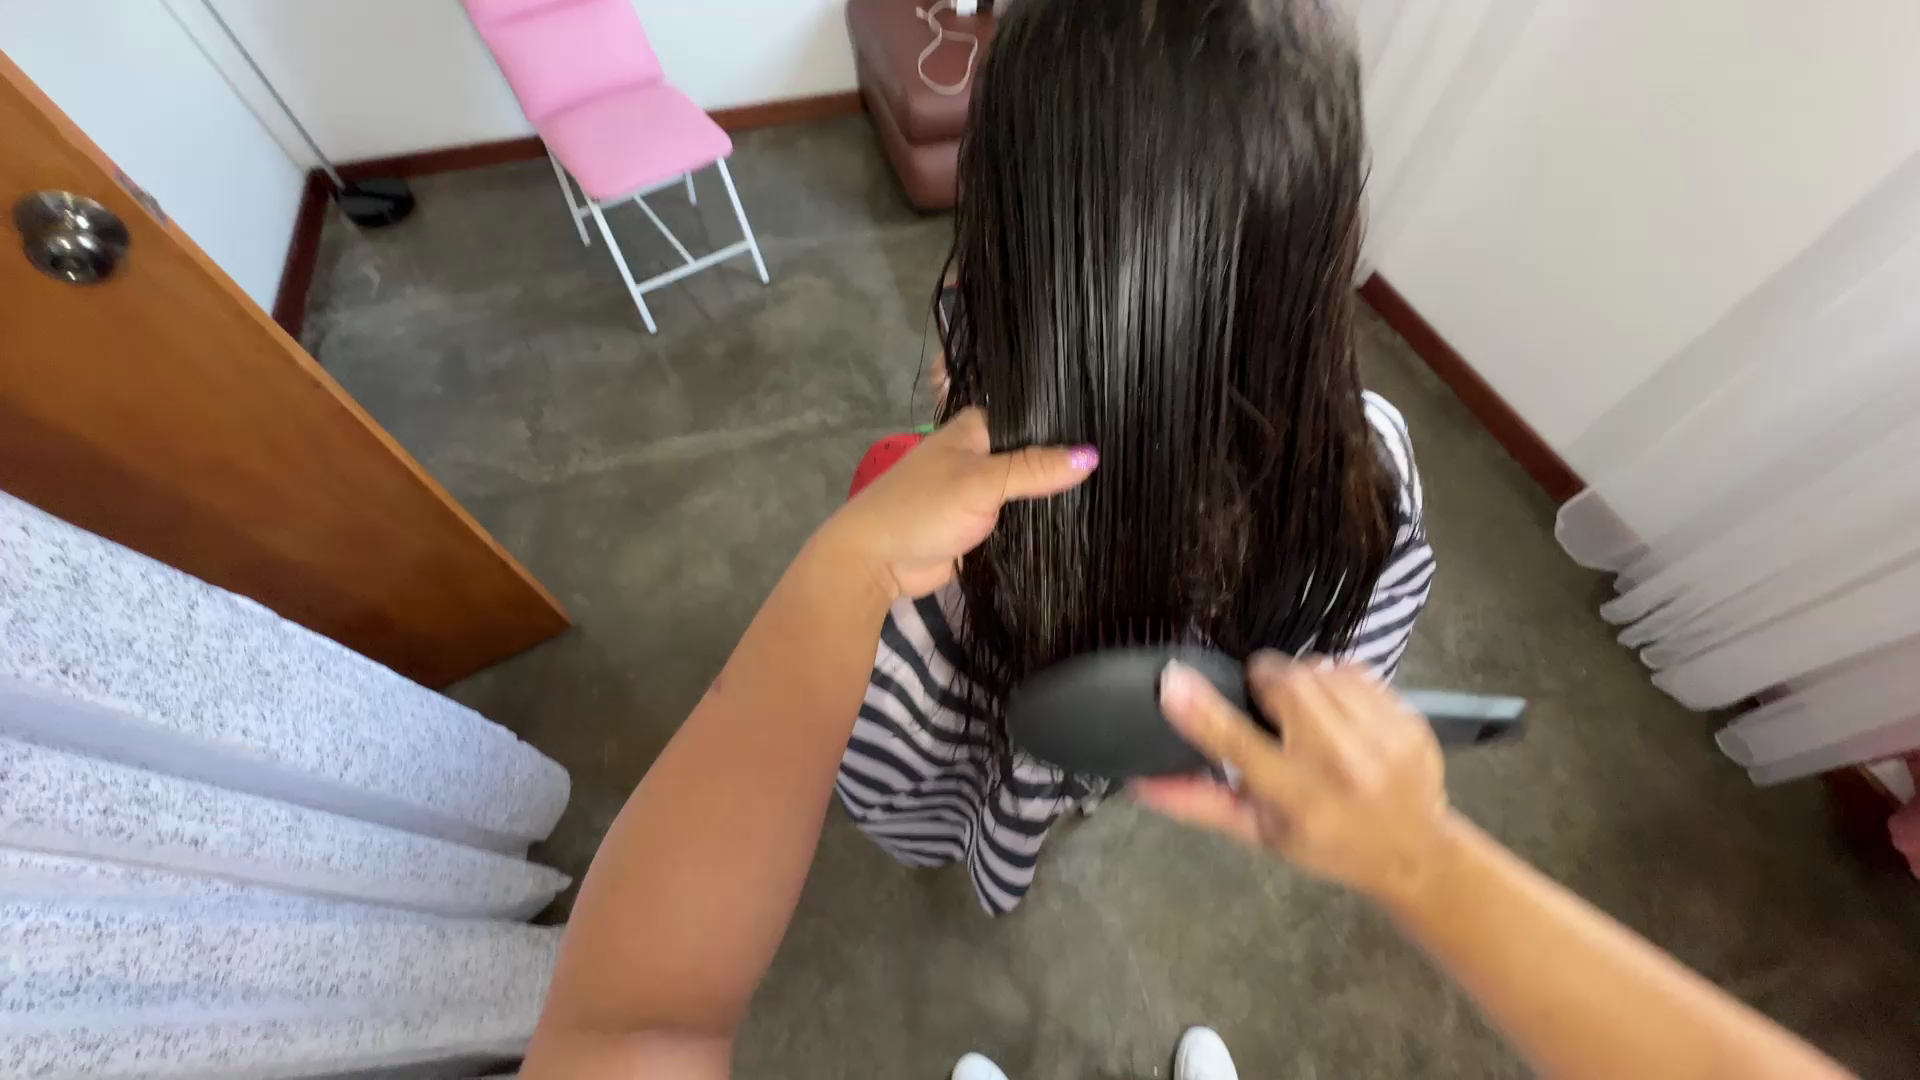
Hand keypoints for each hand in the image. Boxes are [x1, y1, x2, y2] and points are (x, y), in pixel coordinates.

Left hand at [820, 408, 1096, 599]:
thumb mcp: (981, 483)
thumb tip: (1093, 456)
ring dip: (1052, 493)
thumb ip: (1035, 470)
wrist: (876, 561)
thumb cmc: (921, 508)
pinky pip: (1019, 516)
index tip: (1113, 425)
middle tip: (1120, 462)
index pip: (1032, 414)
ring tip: (1110, 489)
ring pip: (1028, 487)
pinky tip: (1076, 516)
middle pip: (1033, 452)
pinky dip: (1038, 518)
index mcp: (976, 428)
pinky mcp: (981, 523)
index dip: (1067, 422)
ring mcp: (981, 489)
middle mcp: (980, 453)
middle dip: (1064, 461)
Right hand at [1131, 652, 1454, 903]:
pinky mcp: (1408, 718)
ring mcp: (1382, 739)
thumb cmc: (1323, 843)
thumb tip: (1138, 781)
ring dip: (1299, 681)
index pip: (1237, 743)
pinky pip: (1351, 669)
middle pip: (1283, 683)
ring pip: (1316, 668)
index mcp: (1297, 798)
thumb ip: (1195, 802)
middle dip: (1264, 683)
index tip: (1172, 678)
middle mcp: (1342, 765)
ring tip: (1303, 712)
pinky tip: (1337, 711)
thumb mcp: (1255, 831)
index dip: (1199, 708)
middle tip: (1265, 707)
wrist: (1415, 855)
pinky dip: (1333, 681)